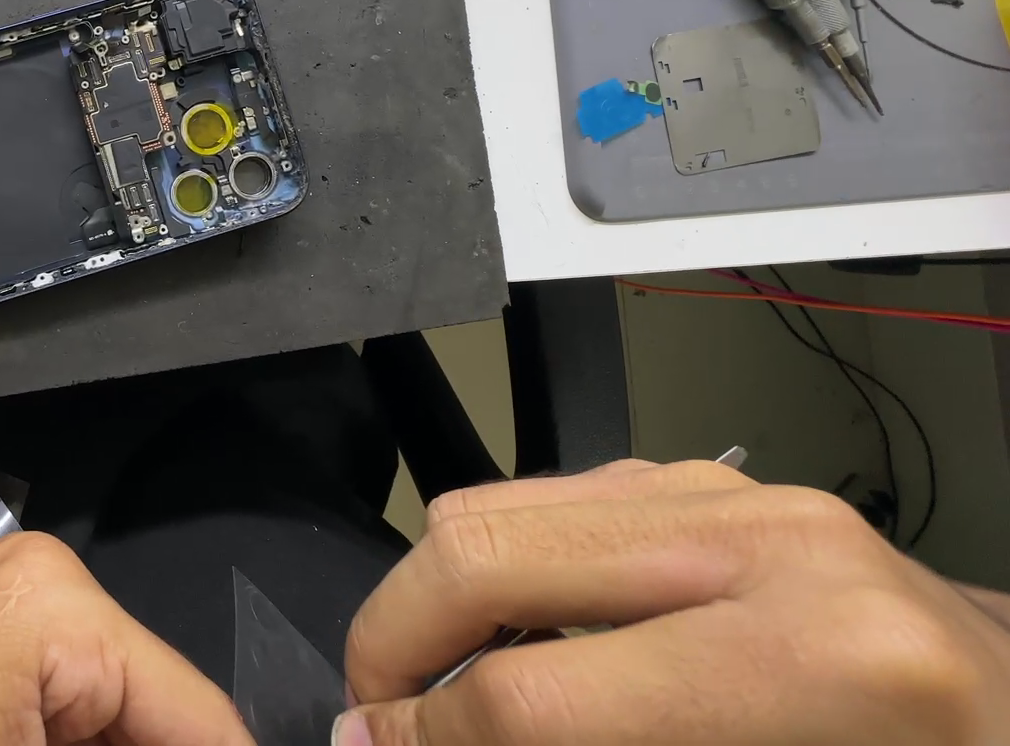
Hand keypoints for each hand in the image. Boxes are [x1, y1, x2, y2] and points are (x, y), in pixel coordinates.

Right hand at [335, 459, 1009, 744]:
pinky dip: (483, 568)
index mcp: (822, 666)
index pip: (535, 700)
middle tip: (370, 704)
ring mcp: (712, 486)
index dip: (426, 740)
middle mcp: (757, 541)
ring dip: (427, 600)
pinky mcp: (679, 475)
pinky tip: (508, 630)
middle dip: (391, 641)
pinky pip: (524, 502)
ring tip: (432, 671)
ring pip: (481, 510)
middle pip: (478, 559)